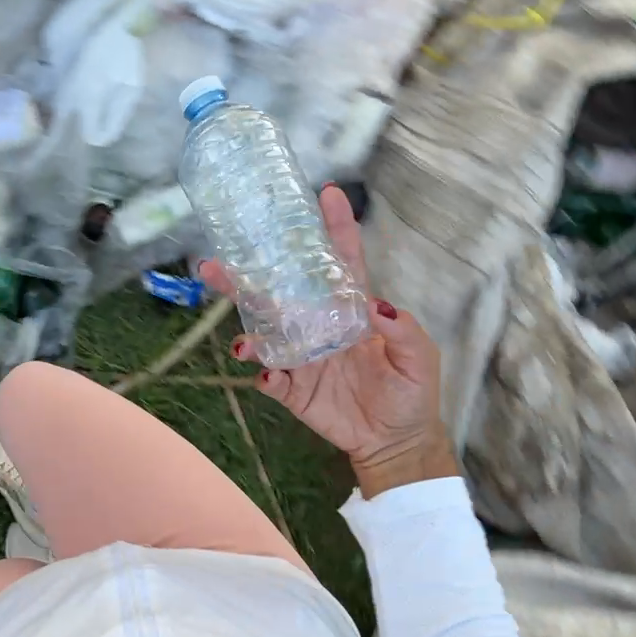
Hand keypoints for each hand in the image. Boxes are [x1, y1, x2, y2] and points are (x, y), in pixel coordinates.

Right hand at [201, 185, 459, 497]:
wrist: (394, 441)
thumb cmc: (411, 393)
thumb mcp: (419, 358)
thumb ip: (401, 330)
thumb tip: (375, 306)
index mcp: (351, 312)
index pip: (341, 263)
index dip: (334, 229)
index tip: (326, 195)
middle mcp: (318, 327)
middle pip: (278, 295)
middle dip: (248, 277)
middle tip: (216, 264)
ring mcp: (301, 358)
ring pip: (262, 334)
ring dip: (245, 332)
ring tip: (242, 343)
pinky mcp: (291, 389)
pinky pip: (269, 378)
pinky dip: (263, 375)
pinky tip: (266, 375)